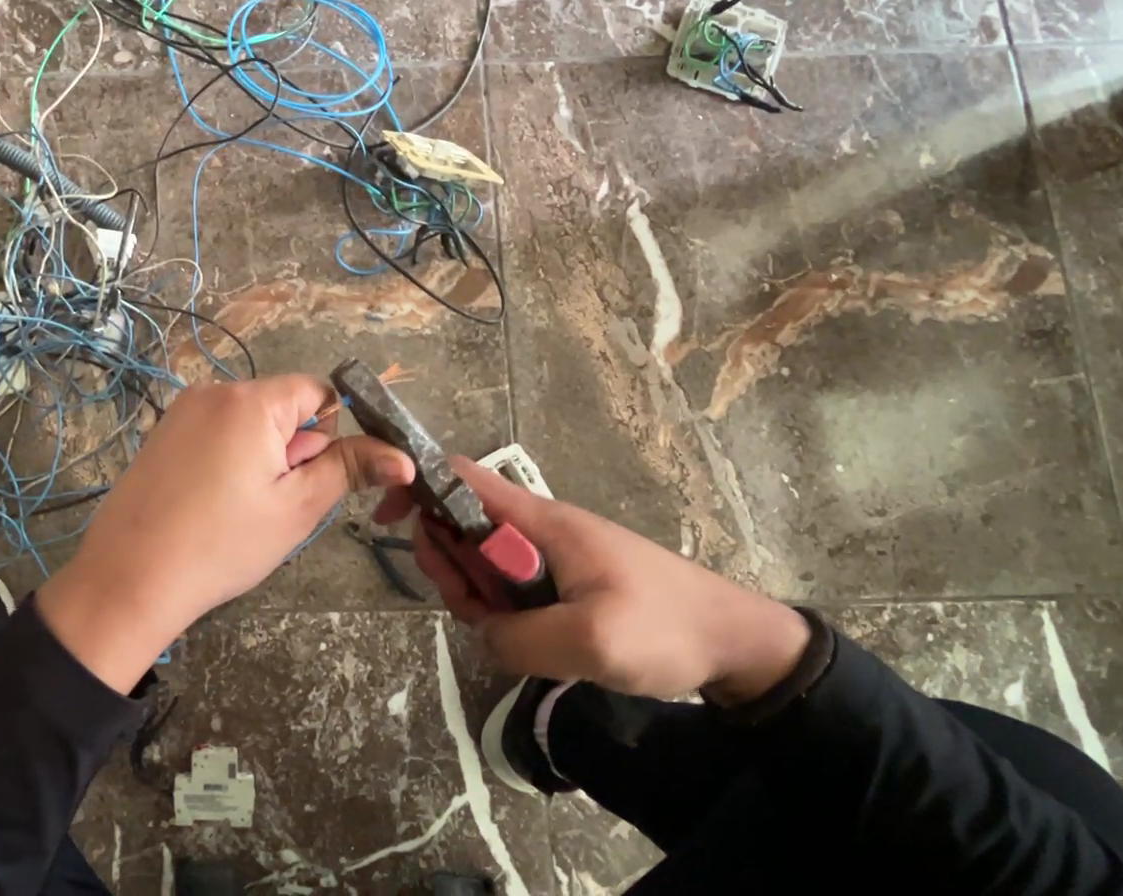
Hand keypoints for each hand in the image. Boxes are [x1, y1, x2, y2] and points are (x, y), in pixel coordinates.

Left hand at [38, 374, 415, 691]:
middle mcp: (214, 391)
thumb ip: (349, 469)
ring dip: (262, 459)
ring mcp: (182, 411)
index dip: (331, 432)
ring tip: (241, 510)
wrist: (130, 577)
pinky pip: (216, 434)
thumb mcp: (297, 507)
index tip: (315, 477)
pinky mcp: (162, 434)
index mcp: (251, 400)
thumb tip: (404, 457)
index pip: (318, 391)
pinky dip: (229, 462)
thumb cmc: (223, 543)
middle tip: (275, 504)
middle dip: (293, 450)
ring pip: (249, 425)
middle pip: (281, 408)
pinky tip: (213, 506)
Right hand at [378, 457, 808, 706]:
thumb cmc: (665, 626)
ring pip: (481, 561)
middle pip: (460, 524)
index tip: (387, 519)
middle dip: (444, 559)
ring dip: (471, 591)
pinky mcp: (562, 584)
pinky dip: (497, 609)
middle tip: (465, 605)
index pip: (463, 478)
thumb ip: (517, 637)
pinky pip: (507, 588)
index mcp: (541, 521)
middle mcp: (538, 530)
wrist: (736, 644)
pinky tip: (517, 638)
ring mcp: (550, 557)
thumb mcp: (590, 640)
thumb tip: (482, 631)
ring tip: (499, 630)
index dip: (418, 486)